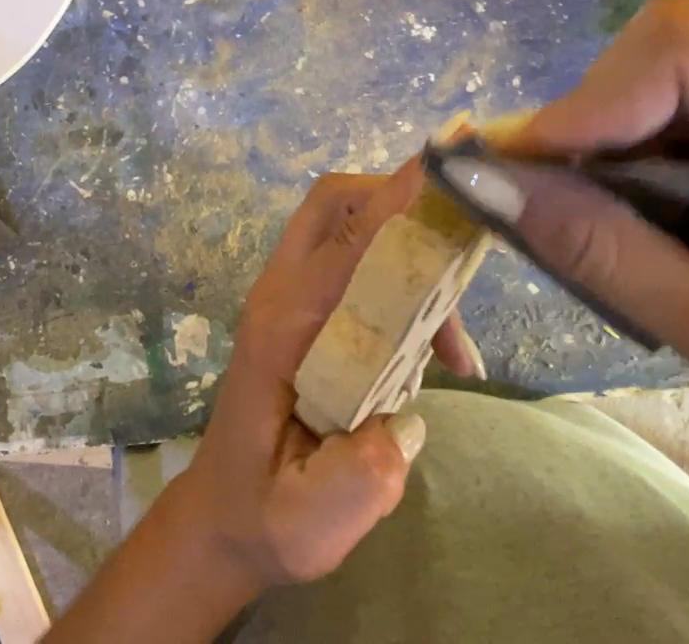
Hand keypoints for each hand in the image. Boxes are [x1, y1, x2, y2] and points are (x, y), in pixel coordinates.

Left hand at [169, 165, 432, 588]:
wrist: (225, 516)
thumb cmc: (264, 516)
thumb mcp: (310, 521)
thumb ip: (358, 479)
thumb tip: (404, 423)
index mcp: (280, 331)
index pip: (340, 246)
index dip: (394, 205)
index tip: (448, 167)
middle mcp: (282, 298)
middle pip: (334, 204)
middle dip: (398, 201)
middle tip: (462, 243)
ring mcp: (291, 300)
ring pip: (350, 227)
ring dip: (412, 255)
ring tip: (457, 348)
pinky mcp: (307, 315)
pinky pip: (358, 266)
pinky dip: (407, 289)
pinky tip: (444, 360)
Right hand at [503, 0, 688, 491]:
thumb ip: (600, 251)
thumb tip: (485, 183)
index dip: (588, 100)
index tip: (522, 170)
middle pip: (675, 48)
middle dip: (599, 124)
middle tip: (565, 205)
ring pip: (676, 65)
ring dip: (620, 137)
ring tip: (620, 216)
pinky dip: (650, 141)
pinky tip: (661, 201)